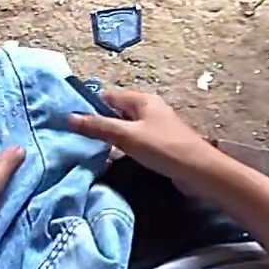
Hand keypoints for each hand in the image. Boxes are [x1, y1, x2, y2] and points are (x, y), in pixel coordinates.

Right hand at [65, 88, 216, 181]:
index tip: (71, 120)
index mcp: (142, 100)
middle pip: (116, 113)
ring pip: (124, 129)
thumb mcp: (126, 136)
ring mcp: (154, 127)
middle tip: (77, 137)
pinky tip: (113, 159)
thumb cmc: (163, 147)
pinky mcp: (159, 144)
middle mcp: (149, 109)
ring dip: (110, 138)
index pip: (108, 97)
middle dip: (99, 124)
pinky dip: (123, 148)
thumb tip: (70, 117)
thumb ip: (98, 127)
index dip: (90, 106)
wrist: (198, 171)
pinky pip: (134, 141)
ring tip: (90, 149)